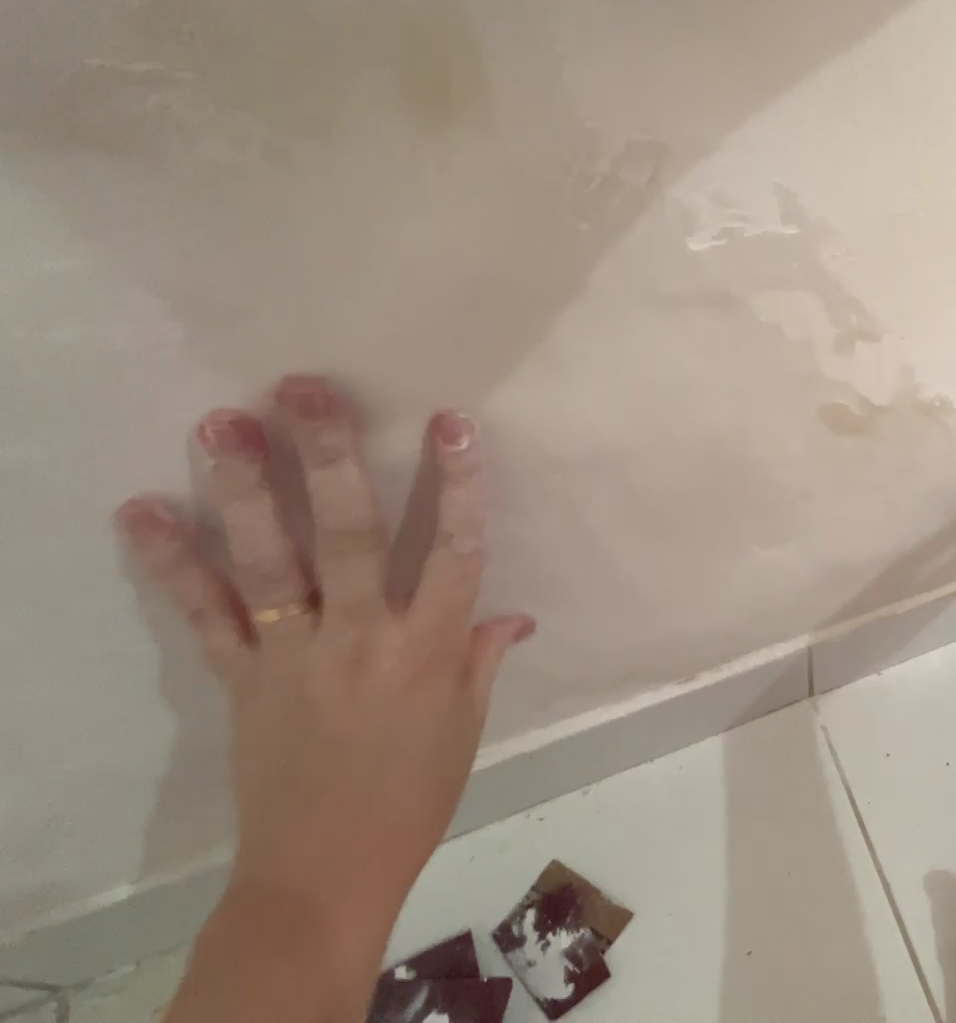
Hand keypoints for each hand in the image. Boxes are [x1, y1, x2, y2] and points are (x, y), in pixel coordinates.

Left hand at [116, 375, 532, 934]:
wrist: (326, 864)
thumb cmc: (418, 789)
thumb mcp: (467, 722)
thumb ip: (479, 656)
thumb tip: (509, 615)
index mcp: (431, 649)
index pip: (456, 552)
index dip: (457, 486)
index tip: (452, 425)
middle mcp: (364, 638)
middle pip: (352, 537)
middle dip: (332, 460)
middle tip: (305, 391)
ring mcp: (295, 654)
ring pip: (271, 562)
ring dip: (246, 491)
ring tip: (224, 425)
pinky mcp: (241, 677)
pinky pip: (205, 613)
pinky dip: (172, 562)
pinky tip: (144, 509)